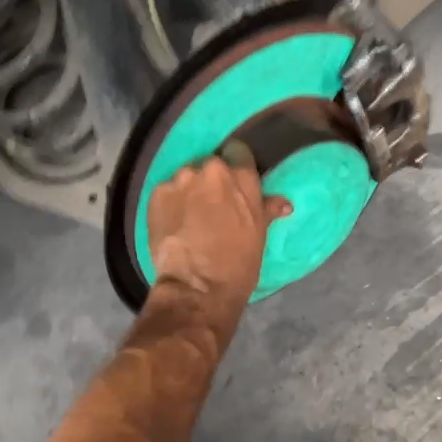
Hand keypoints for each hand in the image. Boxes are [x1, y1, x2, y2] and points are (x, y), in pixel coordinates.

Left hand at [147, 140, 291, 306]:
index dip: (236, 166)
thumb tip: (283, 203)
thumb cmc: (237, 268)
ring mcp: (182, 180)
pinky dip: (170, 204)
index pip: (240, 152)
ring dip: (189, 192)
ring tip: (189, 219)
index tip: (234, 186)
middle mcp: (212, 170)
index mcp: (242, 179)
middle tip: (212, 208)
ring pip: (187, 177)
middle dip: (211, 182)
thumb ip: (267, 211)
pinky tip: (173, 225)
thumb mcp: (258, 239)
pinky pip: (167, 192)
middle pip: (211, 165)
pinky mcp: (158, 193)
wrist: (197, 289)